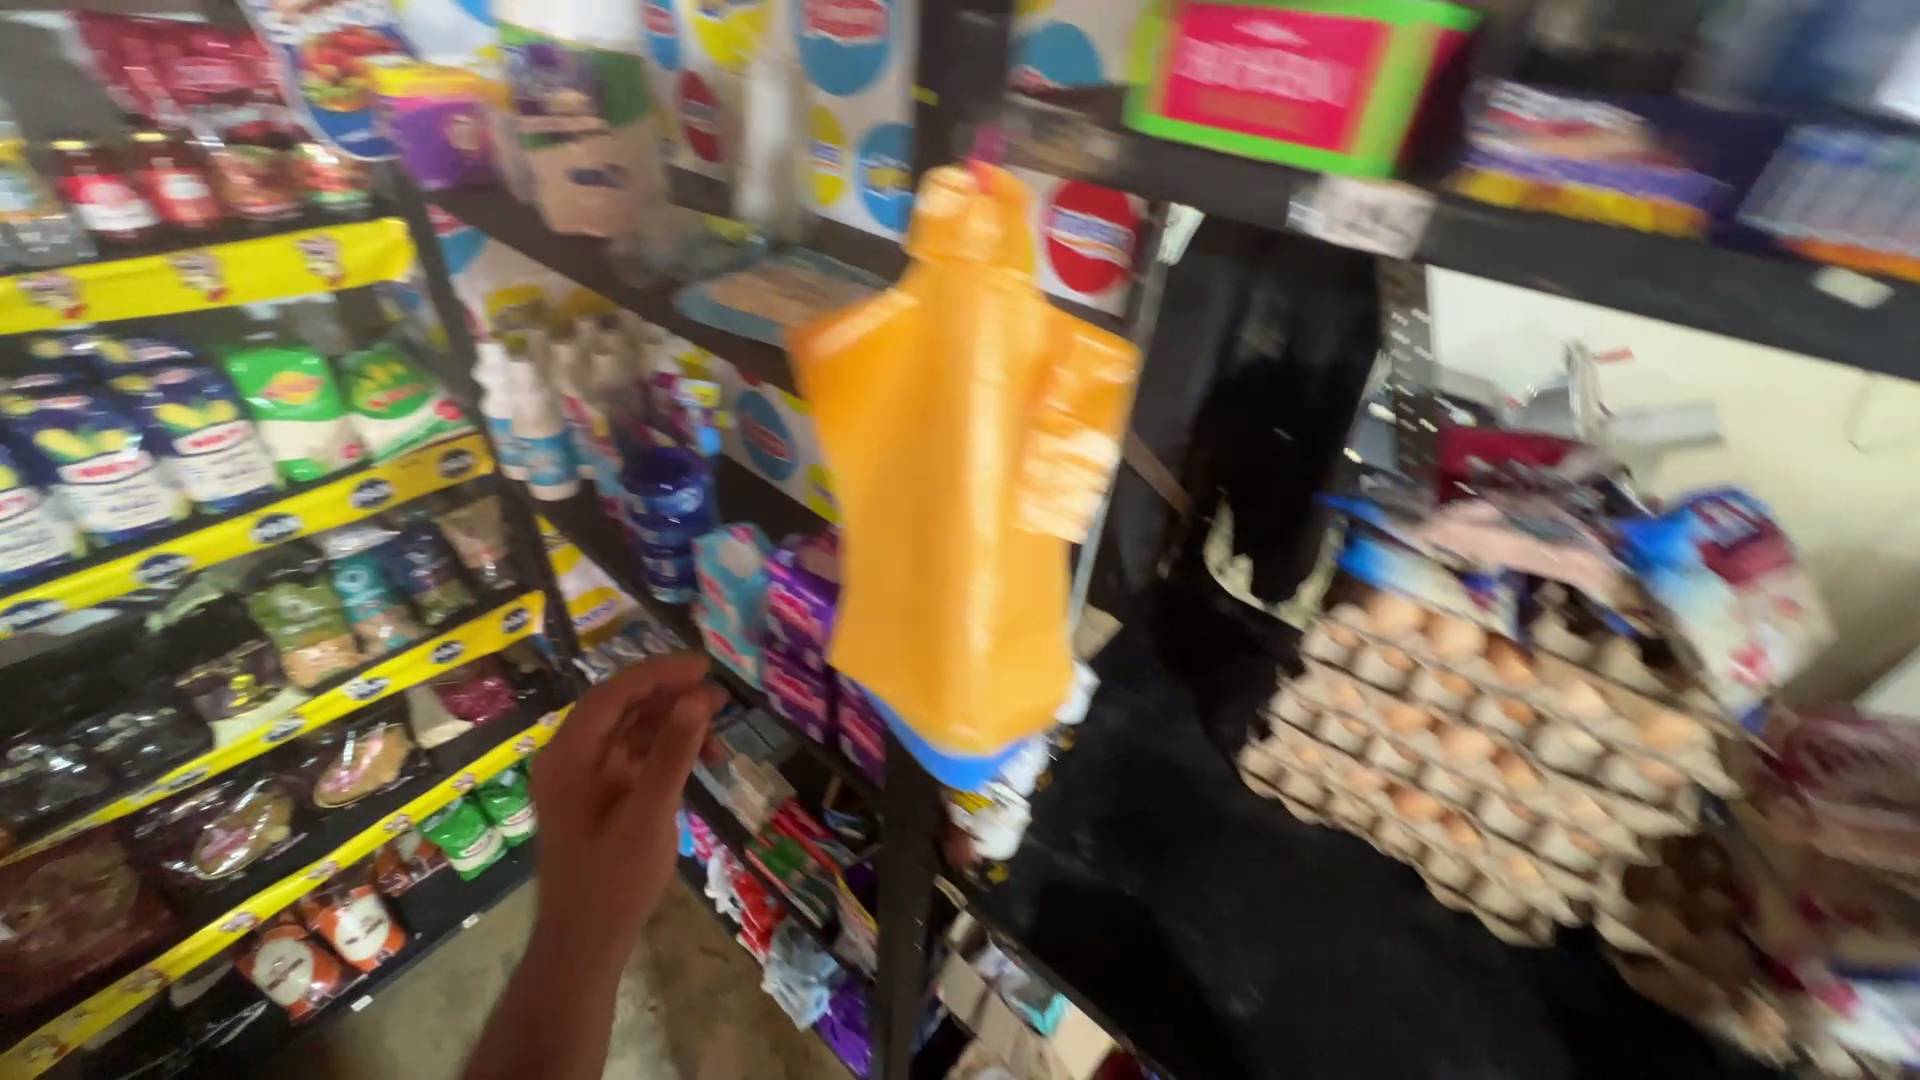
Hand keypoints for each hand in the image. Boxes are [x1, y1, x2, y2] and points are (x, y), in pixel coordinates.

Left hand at [529, 652, 724, 957]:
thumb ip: (672, 753)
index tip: (704, 667)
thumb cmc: (613, 883)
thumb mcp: (649, 815)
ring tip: (719, 725)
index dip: (658, 673)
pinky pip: (638, 753)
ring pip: (634, 728)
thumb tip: (699, 697)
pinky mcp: (603, 792)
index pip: (612, 695)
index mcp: (568, 757)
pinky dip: (670, 749)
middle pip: (623, 706)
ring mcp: (586, 776)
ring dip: (676, 722)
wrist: (586, 944)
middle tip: (720, 695)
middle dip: (672, 696)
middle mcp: (571, 758)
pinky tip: (704, 758)